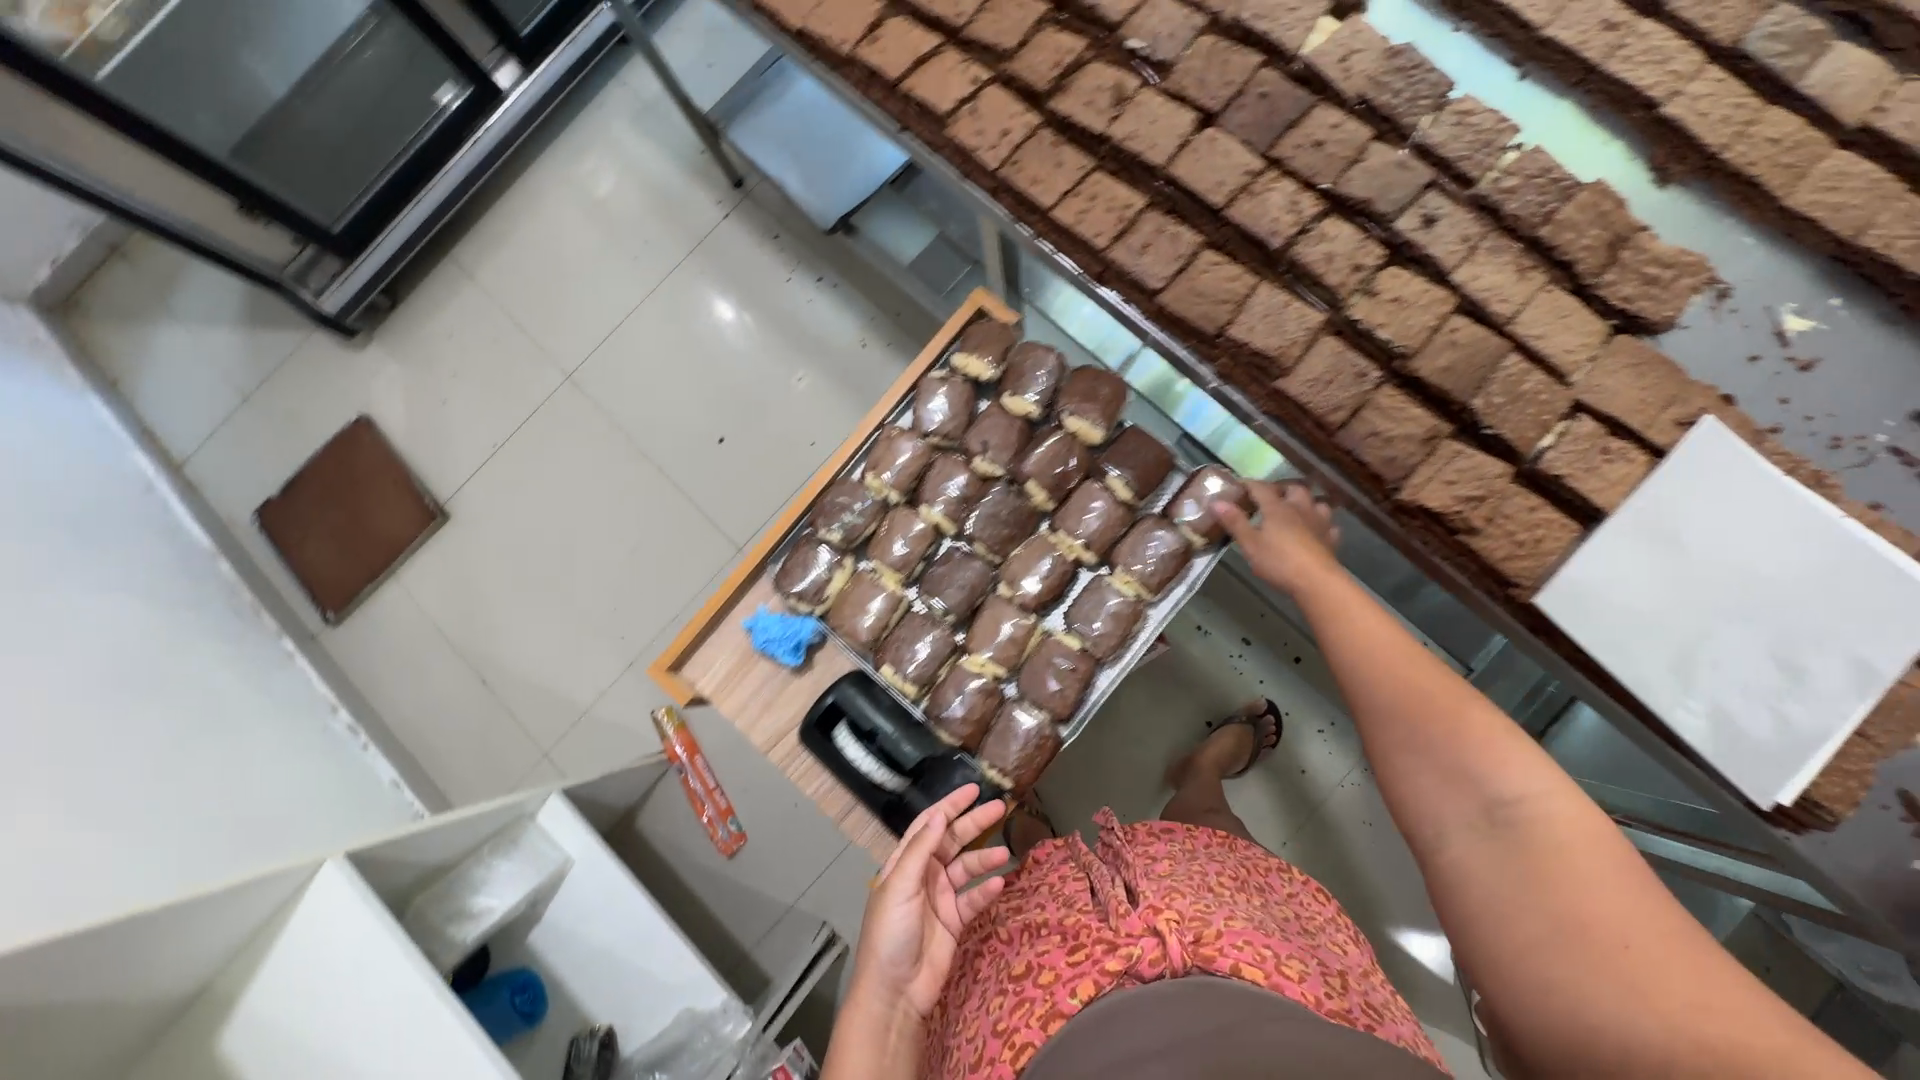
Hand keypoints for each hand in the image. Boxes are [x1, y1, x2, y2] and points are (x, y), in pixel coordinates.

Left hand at [849, 784, 1008, 1019]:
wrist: (895, 990)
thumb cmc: (889, 933)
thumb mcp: (900, 886)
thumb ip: (921, 850)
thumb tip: (940, 815)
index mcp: (905, 863)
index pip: (929, 825)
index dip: (950, 806)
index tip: (972, 789)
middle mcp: (924, 875)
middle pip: (953, 841)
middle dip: (975, 824)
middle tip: (1000, 807)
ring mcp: (940, 898)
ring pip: (967, 869)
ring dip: (985, 860)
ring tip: (1004, 854)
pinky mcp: (954, 921)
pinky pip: (974, 899)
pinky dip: (986, 890)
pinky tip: (999, 884)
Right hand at [1215, 481, 1341, 595]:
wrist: (1316, 581)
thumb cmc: (1278, 561)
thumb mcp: (1249, 543)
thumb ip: (1234, 521)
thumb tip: (1216, 502)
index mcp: (1277, 508)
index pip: (1261, 488)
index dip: (1249, 484)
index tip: (1238, 485)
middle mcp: (1300, 509)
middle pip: (1294, 488)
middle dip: (1282, 488)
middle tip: (1271, 495)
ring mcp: (1319, 523)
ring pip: (1317, 503)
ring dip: (1307, 502)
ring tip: (1298, 508)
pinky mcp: (1331, 539)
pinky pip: (1329, 525)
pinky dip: (1323, 524)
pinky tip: (1317, 530)